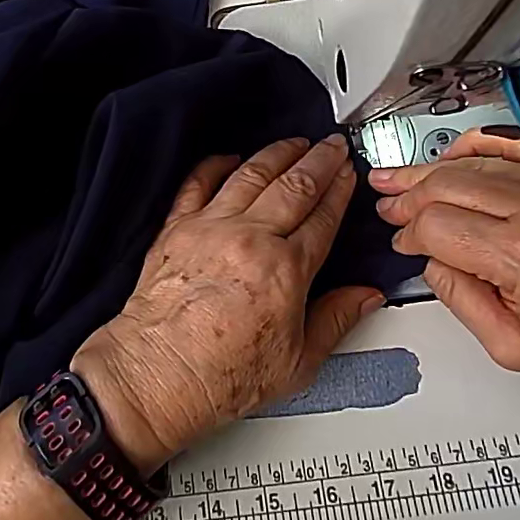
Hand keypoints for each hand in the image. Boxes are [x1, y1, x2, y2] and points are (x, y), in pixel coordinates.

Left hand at [72, 136, 386, 470]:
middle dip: (319, 162)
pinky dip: (214, 166)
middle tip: (331, 148)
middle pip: (293, 186)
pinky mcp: (175, 231)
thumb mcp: (297, 363)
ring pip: (249, 176)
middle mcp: (247, 240)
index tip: (349, 177)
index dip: (340, 192)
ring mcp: (208, 230)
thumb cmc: (217, 375)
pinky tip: (228, 158)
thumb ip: (335, 321)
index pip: (323, 217)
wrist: (156, 374)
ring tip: (293, 145)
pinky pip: (196, 185)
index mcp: (285, 270)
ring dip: (276, 155)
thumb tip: (363, 298)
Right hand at [367, 128, 519, 420]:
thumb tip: (432, 260)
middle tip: (388, 206)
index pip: (435, 227)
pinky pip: (517, 143)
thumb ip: (457, 297)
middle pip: (445, 186)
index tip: (405, 245)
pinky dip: (478, 144)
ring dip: (427, 171)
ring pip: (471, 162)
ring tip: (398, 178)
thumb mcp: (509, 345)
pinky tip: (453, 154)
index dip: (408, 235)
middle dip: (406, 198)